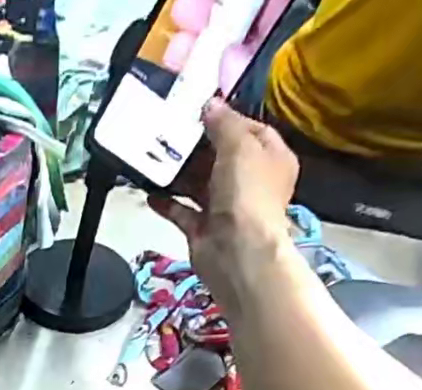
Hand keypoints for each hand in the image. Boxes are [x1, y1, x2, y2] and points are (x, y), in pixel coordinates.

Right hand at [150, 98, 301, 312]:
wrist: (236, 252)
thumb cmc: (246, 192)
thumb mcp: (239, 144)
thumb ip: (223, 122)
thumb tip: (210, 105)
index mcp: (271, 159)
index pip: (251, 131)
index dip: (228, 119)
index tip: (200, 111)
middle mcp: (250, 183)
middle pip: (221, 157)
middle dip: (197, 147)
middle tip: (170, 133)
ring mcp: (225, 208)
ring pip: (200, 184)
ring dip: (179, 173)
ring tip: (155, 158)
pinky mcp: (203, 230)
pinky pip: (182, 211)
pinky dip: (167, 202)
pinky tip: (150, 192)